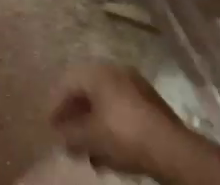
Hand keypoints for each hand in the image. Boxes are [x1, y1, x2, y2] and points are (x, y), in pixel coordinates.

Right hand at [49, 61, 188, 176]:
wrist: (168, 146)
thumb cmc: (122, 134)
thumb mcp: (89, 137)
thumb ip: (70, 134)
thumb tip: (60, 135)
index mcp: (99, 72)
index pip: (68, 83)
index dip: (57, 106)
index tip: (51, 126)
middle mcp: (116, 70)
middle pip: (88, 92)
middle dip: (76, 116)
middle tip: (69, 137)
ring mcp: (136, 84)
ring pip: (106, 103)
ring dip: (94, 124)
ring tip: (88, 149)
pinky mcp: (150, 102)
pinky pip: (122, 110)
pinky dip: (111, 126)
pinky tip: (109, 149)